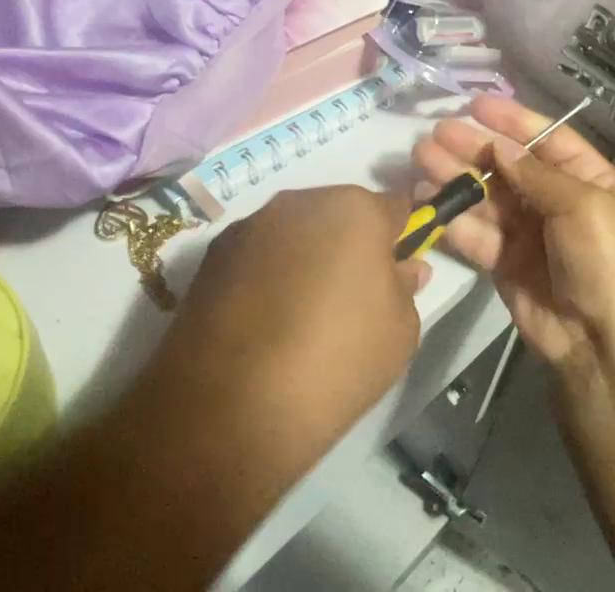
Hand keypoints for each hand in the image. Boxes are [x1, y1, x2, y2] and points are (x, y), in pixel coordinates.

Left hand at [137, 186, 431, 471]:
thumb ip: (405, 288)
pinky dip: (266, 277)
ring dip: (306, 258)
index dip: (400, 237)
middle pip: (341, 213)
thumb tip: (403, 269)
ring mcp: (249, 228)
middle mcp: (301, 203)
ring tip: (303, 315)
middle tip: (351, 297)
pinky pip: (257, 257)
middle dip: (351, 244)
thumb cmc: (336, 362)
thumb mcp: (400, 332)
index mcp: (357, 210)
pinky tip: (266, 323)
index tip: (397, 269)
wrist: (229, 411)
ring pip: (295, 232)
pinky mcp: (209, 259)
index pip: (395, 206)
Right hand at [412, 95, 614, 376]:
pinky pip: (476, 232)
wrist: (600, 342)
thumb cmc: (605, 263)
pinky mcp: (505, 261)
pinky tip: (426, 199)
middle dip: (473, 147)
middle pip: (509, 165)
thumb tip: (501, 144)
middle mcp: (557, 200)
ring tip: (421, 158)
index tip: (474, 105)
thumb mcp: (583, 207)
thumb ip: (538, 174)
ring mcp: (529, 231)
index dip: (511, 120)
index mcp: (588, 179)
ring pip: (486, 196)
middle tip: (434, 134)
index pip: (547, 139)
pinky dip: (452, 217)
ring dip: (456, 177)